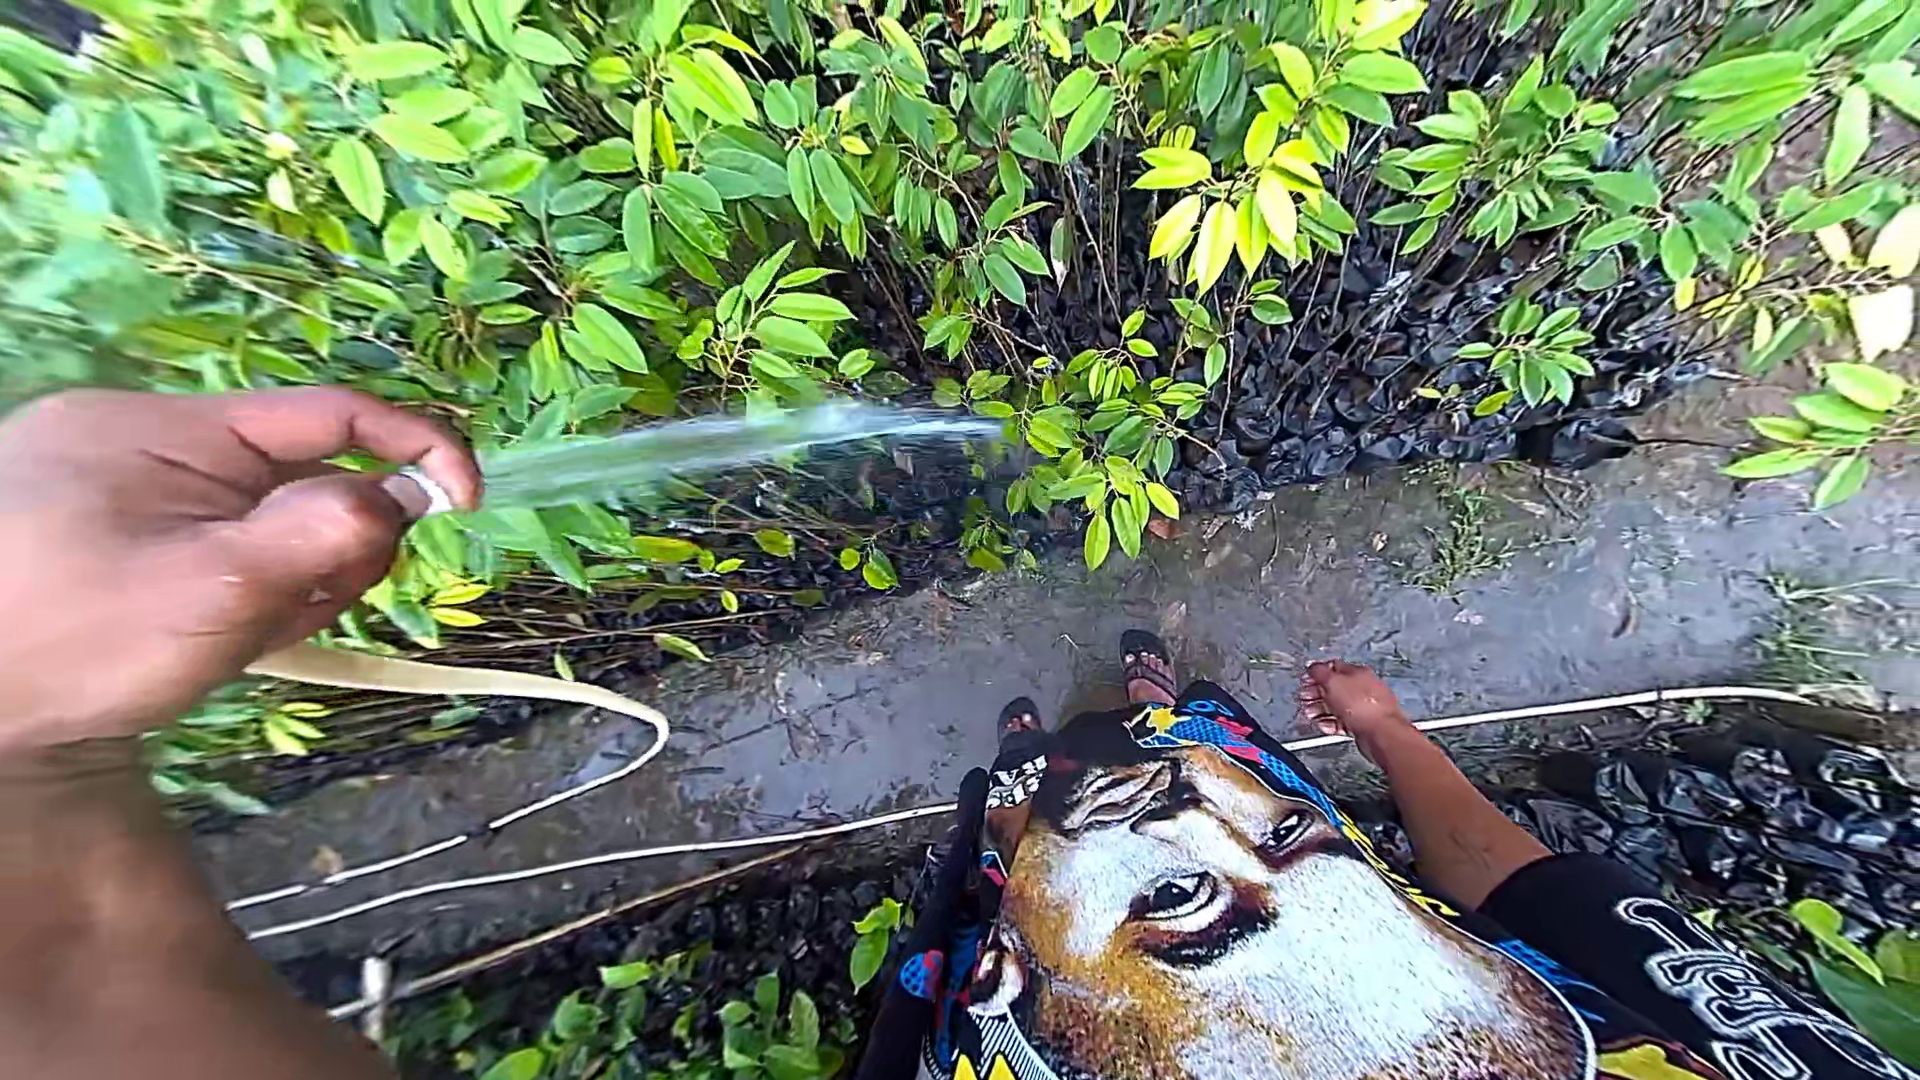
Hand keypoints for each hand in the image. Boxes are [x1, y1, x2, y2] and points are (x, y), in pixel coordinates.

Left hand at [0, 388, 479, 751]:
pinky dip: (293, 582)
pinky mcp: (176, 526)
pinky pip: (280, 539)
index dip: (423, 448)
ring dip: (323, 569)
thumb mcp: (222, 584)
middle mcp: (170, 443)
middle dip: (351, 537)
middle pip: (330, 471)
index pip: (338, 412)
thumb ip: (331, 526)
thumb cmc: (75, 646)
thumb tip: (415, 492)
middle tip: (318, 595)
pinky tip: (252, 620)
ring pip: (314, 512)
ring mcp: (171, 487)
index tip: (466, 503)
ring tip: (271, 619)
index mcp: (168, 430)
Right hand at [1296, 659, 1412, 760]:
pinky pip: (1343, 722)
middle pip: (1334, 688)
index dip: (1316, 673)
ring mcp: (1366, 708)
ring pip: (1337, 706)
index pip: (1333, 667)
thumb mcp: (1332, 681)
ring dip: (1320, 710)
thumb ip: (1318, 672)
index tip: (1305, 680)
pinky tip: (1324, 725)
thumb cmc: (1364, 706)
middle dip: (1316, 693)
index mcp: (1359, 672)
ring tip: (1311, 713)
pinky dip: (1330, 723)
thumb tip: (1312, 668)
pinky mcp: (1364, 726)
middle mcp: (1364, 689)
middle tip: (1306, 697)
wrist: (1382, 735)